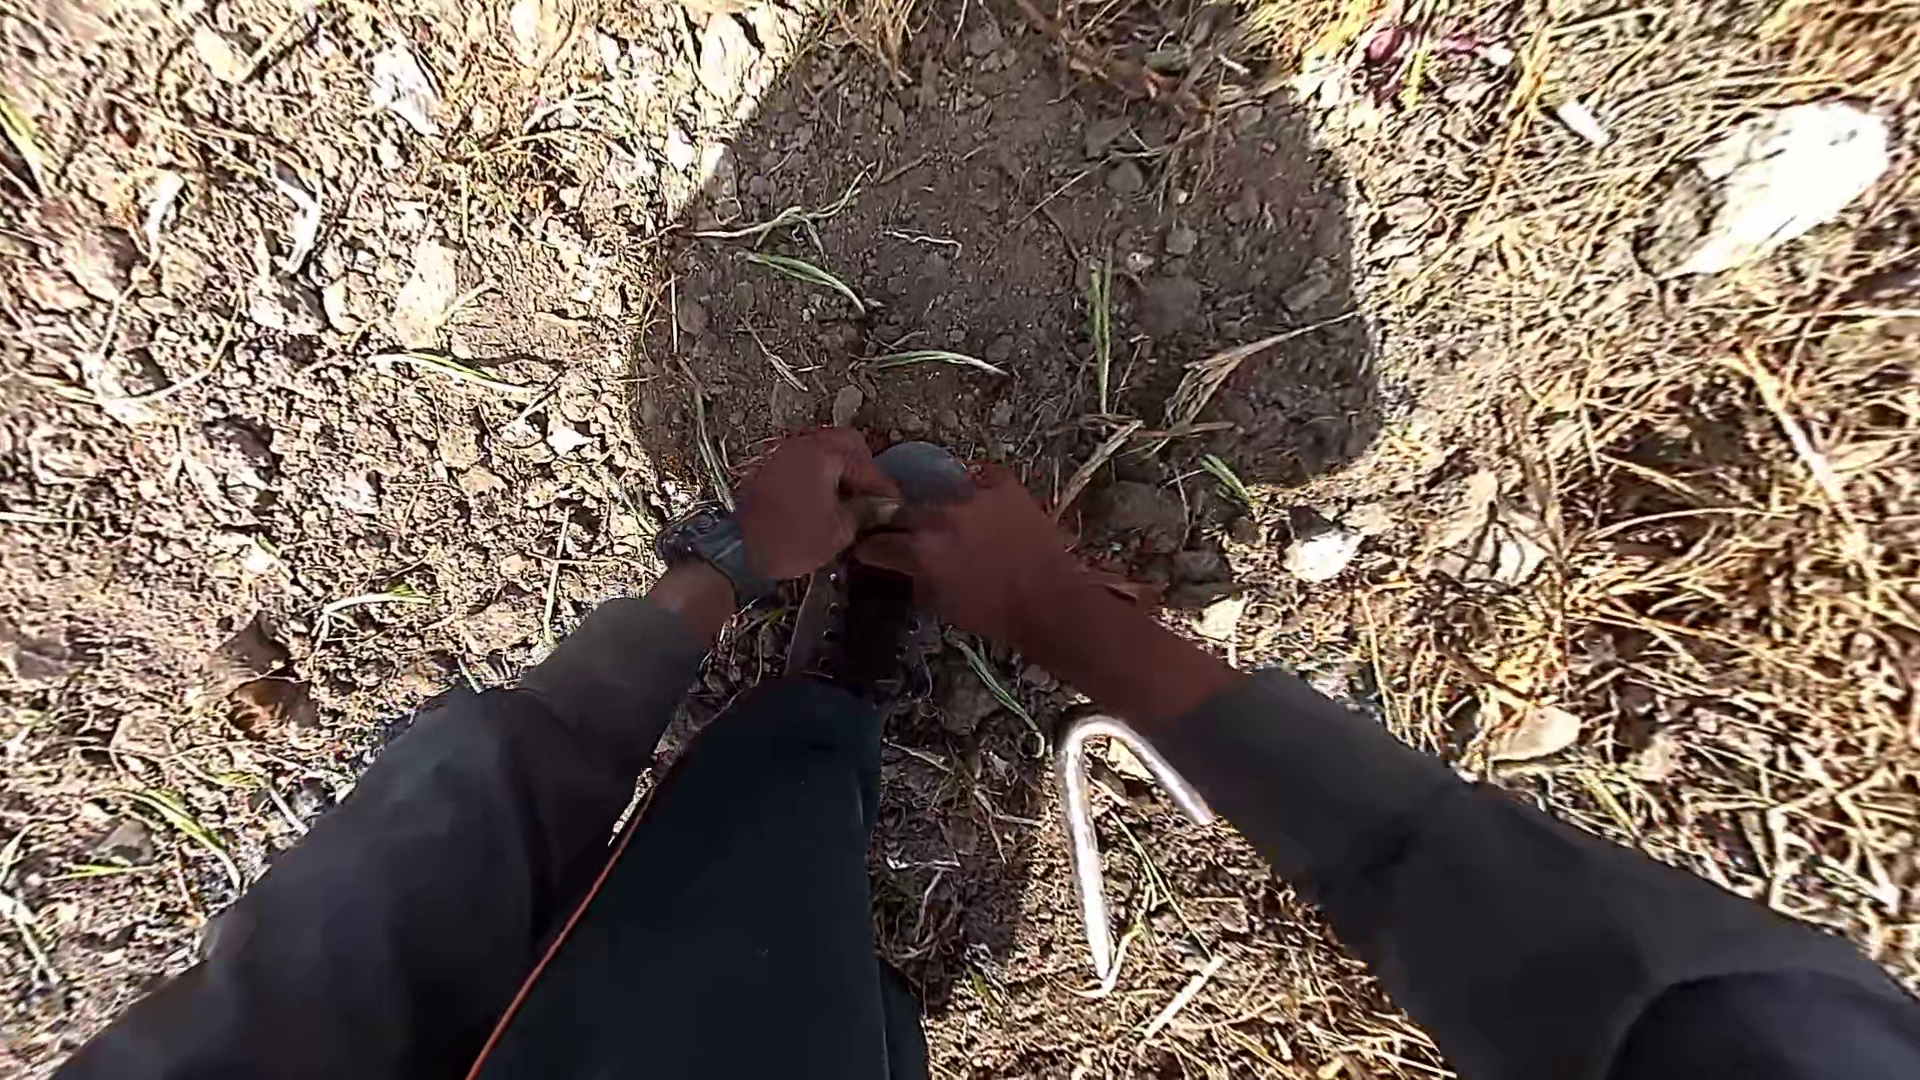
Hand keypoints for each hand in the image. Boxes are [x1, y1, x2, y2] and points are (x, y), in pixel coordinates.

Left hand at [735, 429, 900, 579]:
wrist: (737, 553)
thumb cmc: (789, 542)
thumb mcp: (838, 532)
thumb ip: (863, 512)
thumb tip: (877, 506)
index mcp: (823, 456)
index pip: (866, 466)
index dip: (884, 487)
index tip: (894, 505)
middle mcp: (802, 447)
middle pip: (847, 443)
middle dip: (864, 467)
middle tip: (873, 495)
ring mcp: (784, 455)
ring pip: (825, 449)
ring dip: (843, 468)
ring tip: (852, 498)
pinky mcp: (771, 469)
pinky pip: (806, 460)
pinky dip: (822, 473)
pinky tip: (828, 498)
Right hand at [854, 464, 1084, 647]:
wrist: (1049, 600)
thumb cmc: (996, 614)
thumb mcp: (944, 607)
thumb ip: (919, 582)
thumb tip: (911, 570)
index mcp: (921, 551)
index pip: (878, 544)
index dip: (871, 549)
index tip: (871, 550)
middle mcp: (940, 518)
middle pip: (904, 512)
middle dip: (901, 525)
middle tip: (909, 534)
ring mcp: (972, 497)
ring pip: (941, 495)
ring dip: (942, 509)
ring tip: (955, 521)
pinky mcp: (1003, 486)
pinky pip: (983, 477)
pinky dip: (980, 488)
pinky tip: (984, 501)